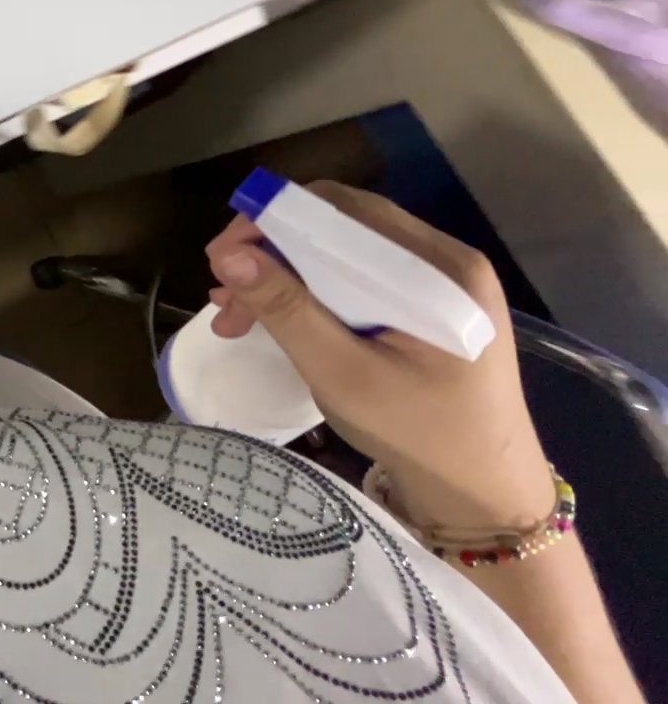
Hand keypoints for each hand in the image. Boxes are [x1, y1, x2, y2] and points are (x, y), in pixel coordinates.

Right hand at [205, 182, 553, 532]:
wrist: (483, 493)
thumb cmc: (418, 433)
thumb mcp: (340, 372)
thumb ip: (286, 308)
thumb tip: (227, 255)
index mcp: (439, 270)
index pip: (339, 210)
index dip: (270, 221)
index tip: (219, 256)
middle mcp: (441, 261)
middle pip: (333, 225)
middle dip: (266, 251)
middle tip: (220, 290)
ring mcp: (433, 282)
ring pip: (333, 251)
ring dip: (276, 274)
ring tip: (233, 316)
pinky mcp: (420, 303)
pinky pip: (346, 275)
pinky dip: (300, 289)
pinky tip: (268, 318)